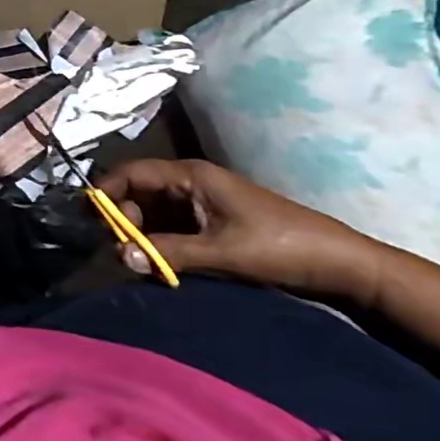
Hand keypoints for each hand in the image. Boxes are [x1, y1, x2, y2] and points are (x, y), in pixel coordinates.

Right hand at [95, 159, 388, 304]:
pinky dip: (157, 242)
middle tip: (120, 247)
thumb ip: (169, 252)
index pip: (131, 173)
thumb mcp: (223, 251)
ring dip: (139, 234)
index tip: (91, 219)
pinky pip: (168, 227)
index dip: (107, 192)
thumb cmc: (285, 248)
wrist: (348, 268)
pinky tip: (157, 261)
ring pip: (150, 212)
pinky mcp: (209, 224)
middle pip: (136, 192)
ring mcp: (200, 204)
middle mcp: (190, 183)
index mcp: (191, 176)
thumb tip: (120, 256)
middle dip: (122, 218)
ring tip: (137, 259)